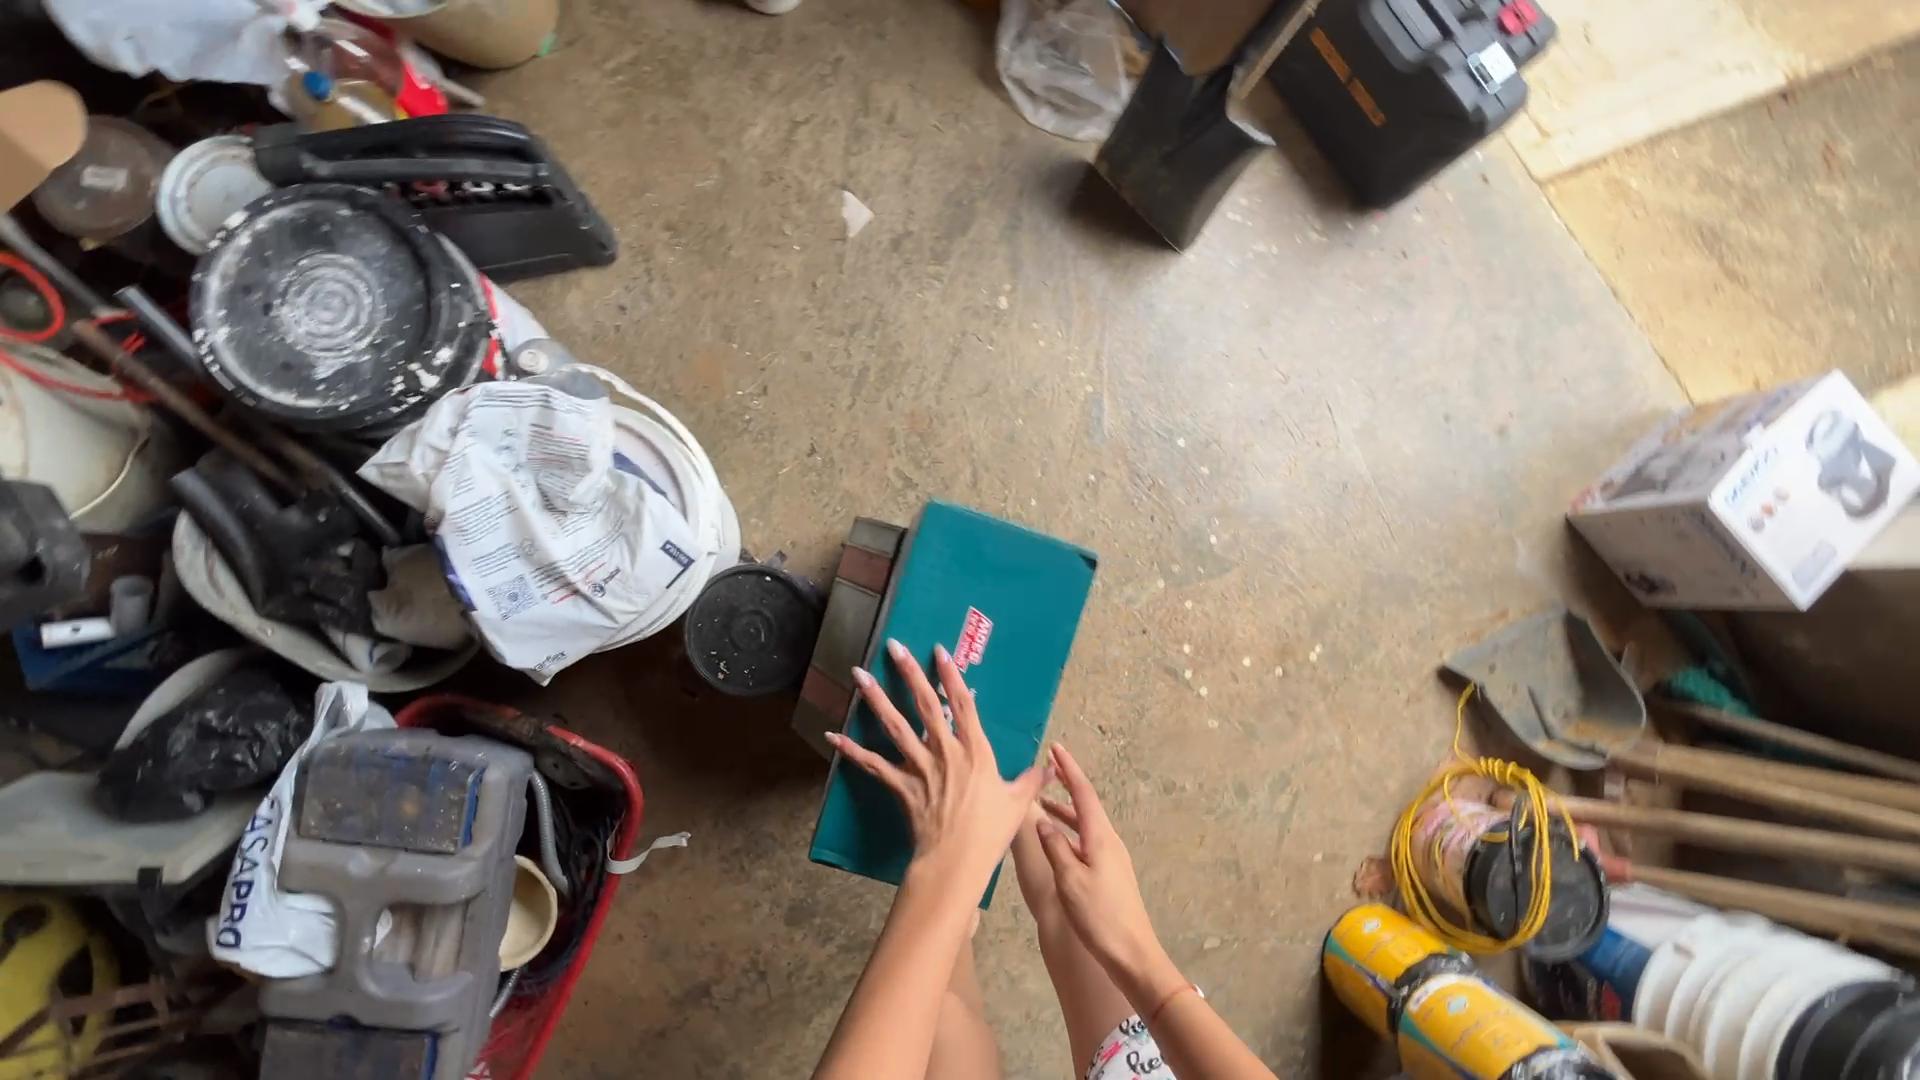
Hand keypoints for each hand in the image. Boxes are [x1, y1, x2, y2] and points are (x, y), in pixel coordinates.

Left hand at [828, 640, 1050, 891]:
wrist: (956, 862)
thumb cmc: (990, 833)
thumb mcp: (1018, 803)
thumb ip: (1032, 780)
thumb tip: (1051, 767)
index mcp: (975, 750)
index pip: (964, 704)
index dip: (951, 676)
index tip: (939, 651)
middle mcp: (945, 750)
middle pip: (926, 704)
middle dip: (909, 673)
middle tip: (894, 646)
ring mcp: (920, 767)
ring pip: (895, 726)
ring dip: (876, 698)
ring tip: (859, 674)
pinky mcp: (901, 786)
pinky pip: (873, 765)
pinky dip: (852, 750)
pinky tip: (833, 735)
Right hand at [1034, 743, 1184, 1005]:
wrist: (1133, 955)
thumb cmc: (1100, 916)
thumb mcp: (1069, 879)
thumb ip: (1054, 847)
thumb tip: (1041, 821)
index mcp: (1100, 836)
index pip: (1082, 792)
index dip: (1068, 768)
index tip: (1055, 748)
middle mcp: (1108, 840)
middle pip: (1086, 803)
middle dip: (1067, 783)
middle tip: (1048, 767)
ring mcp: (1111, 857)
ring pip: (1085, 823)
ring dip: (1065, 810)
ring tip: (1043, 804)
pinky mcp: (1109, 873)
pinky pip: (1086, 840)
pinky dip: (1069, 831)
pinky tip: (1056, 841)